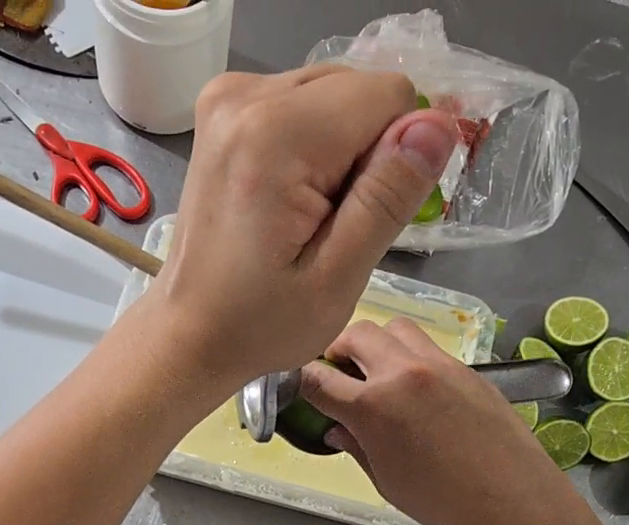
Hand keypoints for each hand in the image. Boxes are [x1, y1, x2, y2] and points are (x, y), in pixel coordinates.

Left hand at [144, 67, 458, 390]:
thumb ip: (387, 197)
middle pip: (359, 89)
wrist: (190, 332)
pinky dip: (312, 147)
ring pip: (333, 94)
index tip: (362, 216)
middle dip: (365, 153)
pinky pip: (302, 105)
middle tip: (332, 225)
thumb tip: (438, 125)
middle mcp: (247, 94)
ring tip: (308, 217)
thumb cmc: (261, 323)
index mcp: (277, 134)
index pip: (388, 95)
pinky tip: (291, 199)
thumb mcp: (338, 278)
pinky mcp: (223, 108)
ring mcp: (229, 96)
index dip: (394, 158)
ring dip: (340, 152)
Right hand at [301, 319, 585, 524]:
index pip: (319, 378)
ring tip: (378, 373)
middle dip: (339, 350)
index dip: (302, 381)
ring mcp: (439, 365)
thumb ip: (357, 447)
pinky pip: (428, 348)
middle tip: (339, 374)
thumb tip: (339, 428)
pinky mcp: (467, 369)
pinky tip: (416, 390)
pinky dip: (411, 358)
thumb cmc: (442, 503)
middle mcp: (403, 373)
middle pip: (356, 334)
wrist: (513, 501)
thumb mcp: (386, 481)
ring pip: (396, 328)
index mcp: (373, 407)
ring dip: (378, 344)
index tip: (301, 387)